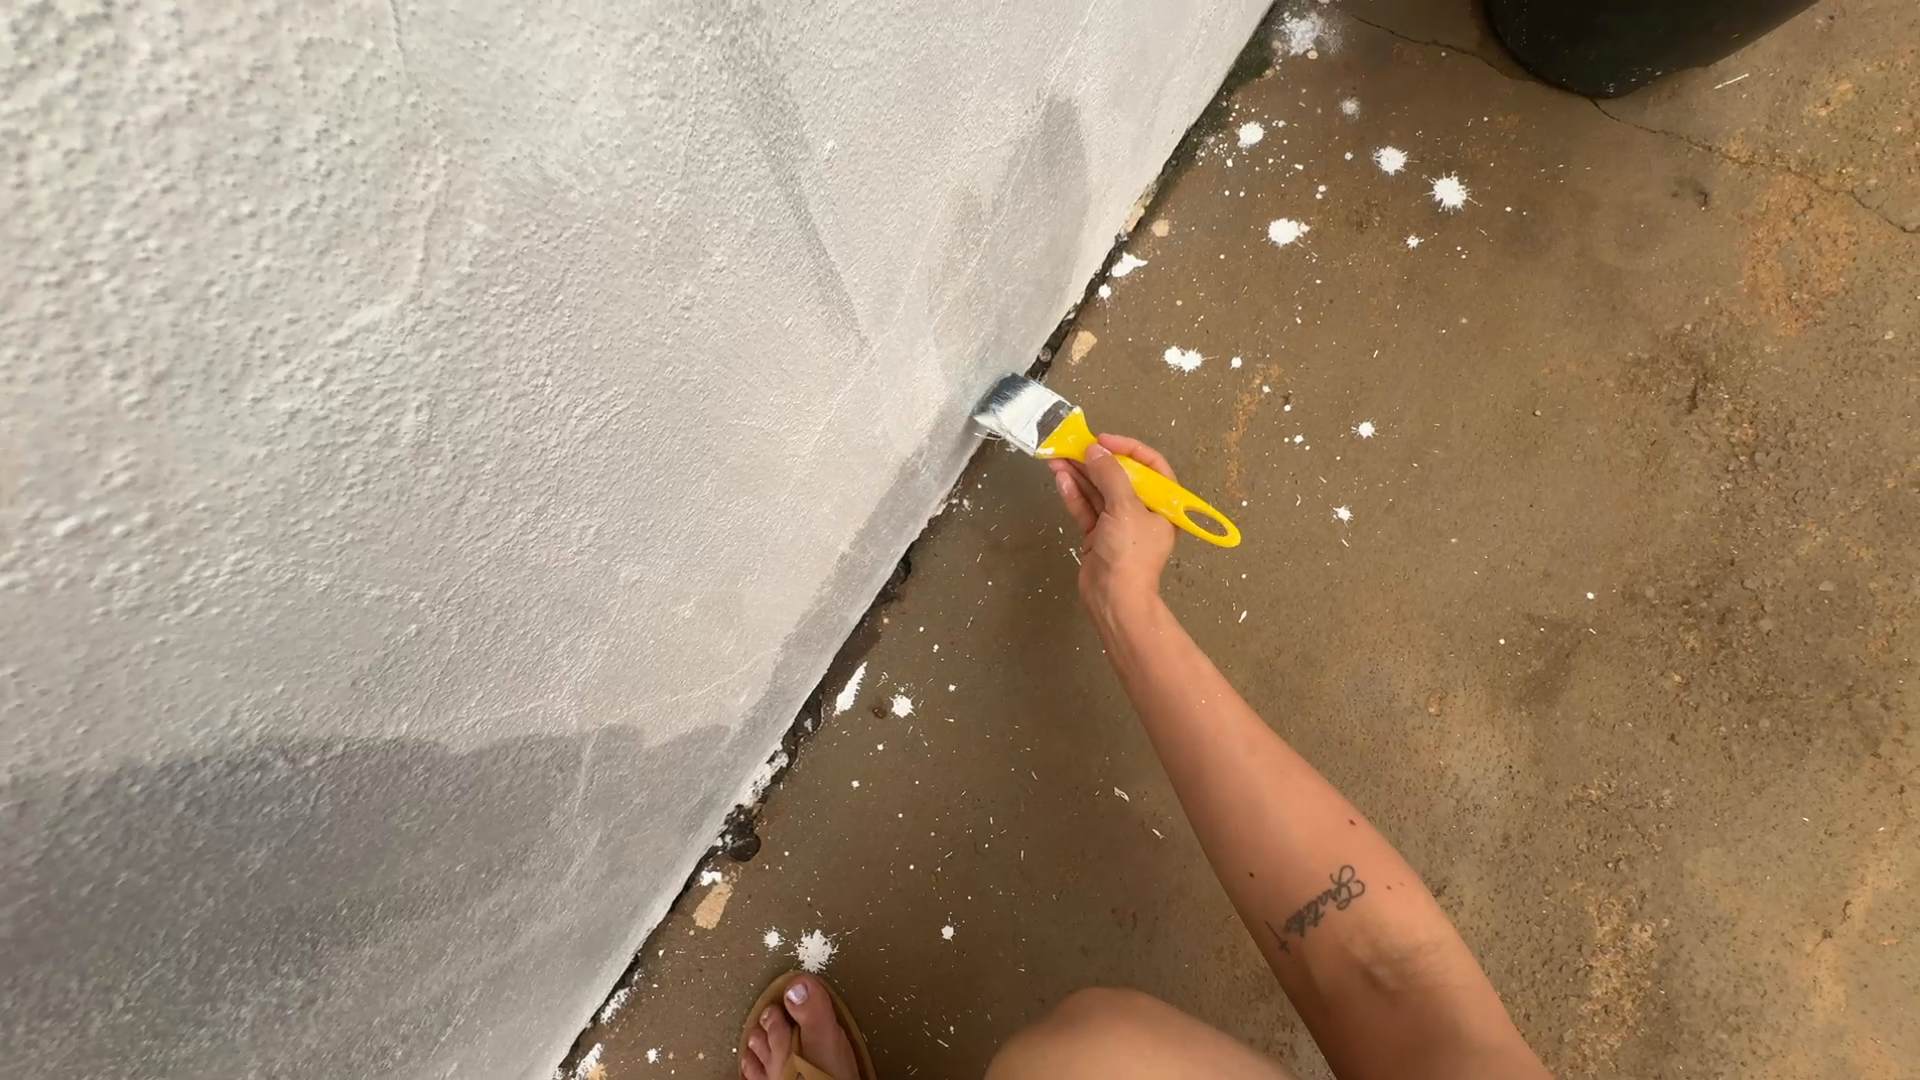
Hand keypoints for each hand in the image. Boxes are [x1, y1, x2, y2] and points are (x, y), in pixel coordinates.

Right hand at [1048, 434, 1178, 621]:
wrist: (1115, 599)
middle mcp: (1142, 511)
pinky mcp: (1098, 536)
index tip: (1102, 440)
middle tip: (1071, 445)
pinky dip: (1073, 494)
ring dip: (1078, 474)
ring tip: (1056, 458)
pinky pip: (1086, 509)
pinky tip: (1060, 479)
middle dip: (1095, 460)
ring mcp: (1118, 524)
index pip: (1150, 465)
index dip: (1127, 448)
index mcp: (1163, 503)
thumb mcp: (1125, 508)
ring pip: (1098, 491)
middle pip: (1119, 476)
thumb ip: (1110, 475)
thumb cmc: (1130, 554)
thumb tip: (1095, 450)